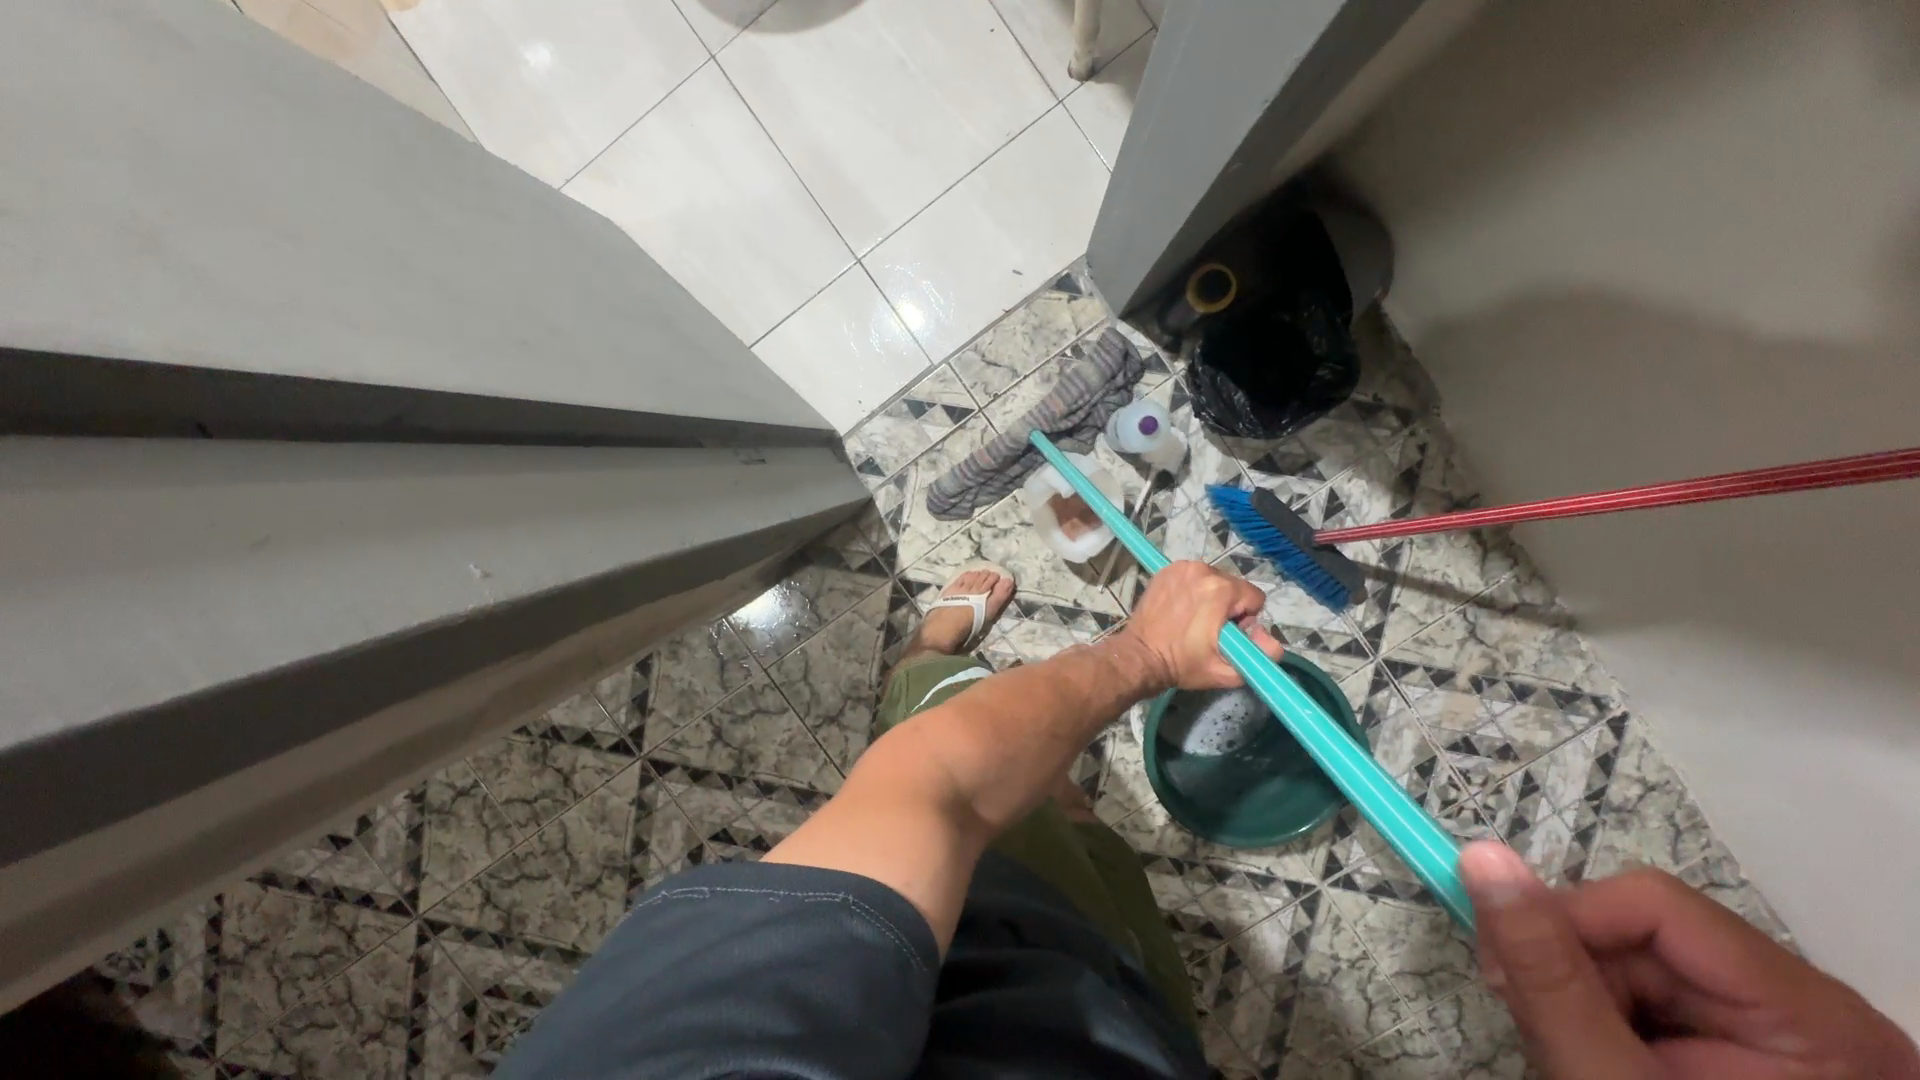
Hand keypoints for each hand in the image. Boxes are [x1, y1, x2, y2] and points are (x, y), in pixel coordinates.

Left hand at [1114, 561, 1282, 690]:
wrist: (1140, 657)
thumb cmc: (1183, 664)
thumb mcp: (1228, 670)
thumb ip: (1262, 655)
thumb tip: (1270, 638)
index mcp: (1220, 589)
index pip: (1254, 597)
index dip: (1245, 620)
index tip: (1226, 634)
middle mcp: (1202, 570)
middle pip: (1234, 588)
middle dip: (1228, 608)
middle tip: (1208, 631)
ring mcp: (1180, 568)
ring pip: (1214, 581)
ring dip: (1211, 599)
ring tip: (1193, 622)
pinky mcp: (1165, 570)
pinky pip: (1193, 578)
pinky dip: (1192, 592)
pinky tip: (1180, 611)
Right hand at [1459, 841, 1918, 1078]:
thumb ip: (1547, 972)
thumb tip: (1482, 855)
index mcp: (1811, 1017)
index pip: (1653, 904)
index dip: (1564, 918)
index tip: (1501, 969)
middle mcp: (1808, 1005)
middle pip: (1642, 929)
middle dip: (1566, 964)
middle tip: (1527, 1017)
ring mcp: (1777, 1021)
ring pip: (1632, 953)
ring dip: (1573, 986)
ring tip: (1565, 1045)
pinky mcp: (1741, 1034)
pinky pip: (1646, 984)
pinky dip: (1595, 1006)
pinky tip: (1591, 1047)